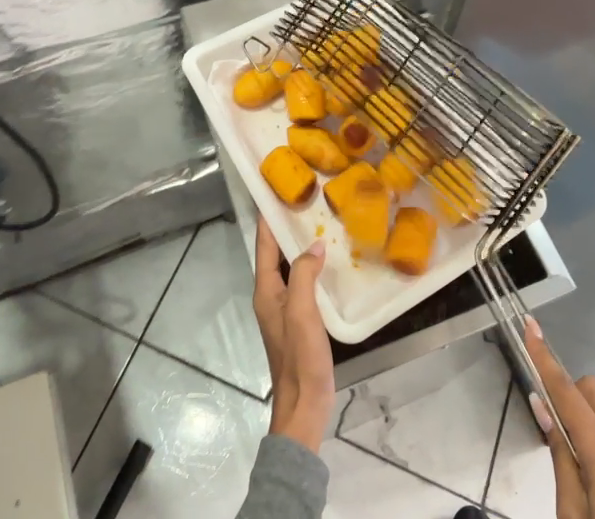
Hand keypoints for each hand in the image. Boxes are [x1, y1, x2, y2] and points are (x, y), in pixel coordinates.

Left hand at [252, 218, 334, 452]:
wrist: (304, 401)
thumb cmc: (300, 355)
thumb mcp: (302, 310)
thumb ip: (304, 274)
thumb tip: (314, 244)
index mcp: (265, 290)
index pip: (264, 245)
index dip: (268, 219)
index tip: (274, 192)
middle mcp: (271, 295)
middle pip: (275, 254)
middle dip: (286, 228)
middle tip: (305, 200)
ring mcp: (285, 308)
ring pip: (290, 267)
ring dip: (300, 246)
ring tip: (319, 223)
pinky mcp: (300, 319)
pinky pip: (303, 282)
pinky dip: (313, 266)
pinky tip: (330, 262)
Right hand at [523, 317, 594, 518]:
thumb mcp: (572, 513)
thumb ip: (560, 457)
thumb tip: (546, 408)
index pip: (566, 391)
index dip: (544, 358)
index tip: (530, 326)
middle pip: (591, 392)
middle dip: (568, 395)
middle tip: (550, 430)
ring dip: (588, 424)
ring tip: (578, 473)